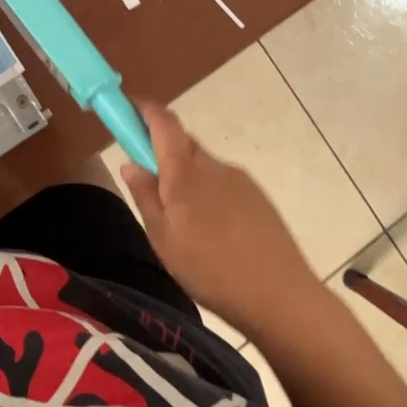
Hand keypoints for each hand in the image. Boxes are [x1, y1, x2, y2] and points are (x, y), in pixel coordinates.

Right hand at [120, 100, 319, 335]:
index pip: (163, 122)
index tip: (126, 111)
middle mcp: (214, 166)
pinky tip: (211, 232)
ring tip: (182, 224)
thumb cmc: (210, 270)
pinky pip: (222, 183)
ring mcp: (240, 180)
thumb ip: (145, 196)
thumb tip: (130, 162)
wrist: (280, 296)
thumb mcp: (162, 239)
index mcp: (185, 173)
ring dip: (186, 177)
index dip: (143, 110)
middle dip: (161, 151)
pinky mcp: (258, 197)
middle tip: (148, 186)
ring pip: (203, 166)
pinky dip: (207, 194)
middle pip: (183, 143)